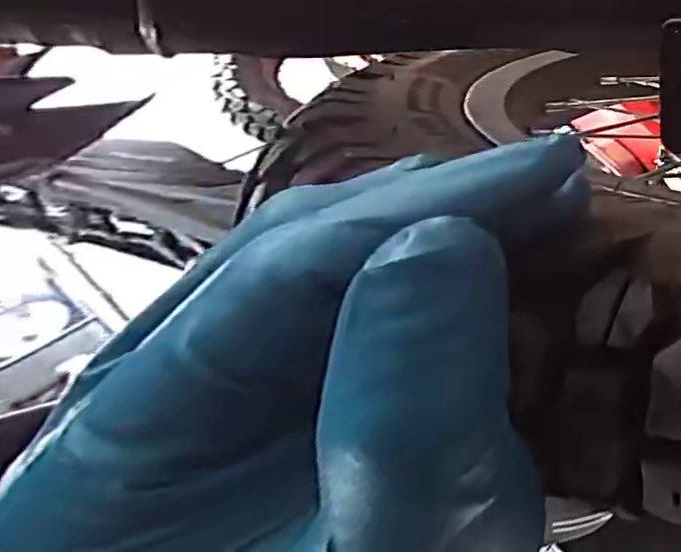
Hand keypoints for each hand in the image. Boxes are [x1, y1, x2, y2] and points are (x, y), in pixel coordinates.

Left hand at [0, 137, 589, 551]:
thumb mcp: (413, 543)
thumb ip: (413, 407)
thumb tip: (453, 232)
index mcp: (118, 453)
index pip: (282, 270)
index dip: (437, 201)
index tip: (555, 167)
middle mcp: (156, 398)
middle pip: (306, 244)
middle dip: (453, 198)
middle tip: (563, 178)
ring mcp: (232, 387)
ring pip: (346, 253)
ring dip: (463, 216)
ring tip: (552, 201)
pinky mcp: (311, 382)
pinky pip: (381, 290)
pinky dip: (463, 256)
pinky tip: (518, 244)